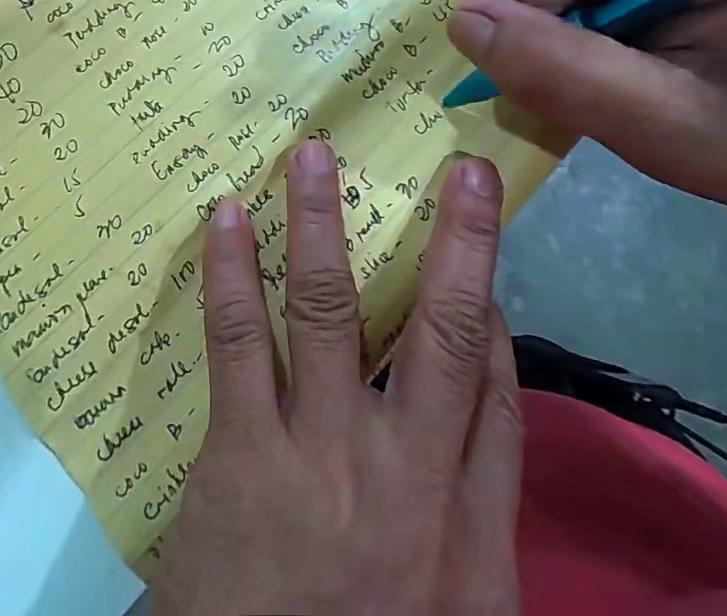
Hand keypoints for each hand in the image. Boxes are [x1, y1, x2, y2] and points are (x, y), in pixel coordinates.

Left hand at [149, 140, 521, 615]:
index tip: (475, 239)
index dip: (488, 304)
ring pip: (333, 308)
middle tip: (461, 169)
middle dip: (460, 241)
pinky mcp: (242, 457)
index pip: (495, 383)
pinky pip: (241, 341)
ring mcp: (320, 455)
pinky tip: (230, 219)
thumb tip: (481, 377)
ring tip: (312, 155)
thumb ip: (477, 493)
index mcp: (469, 516)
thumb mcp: (460, 600)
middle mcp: (407, 470)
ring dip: (323, 222)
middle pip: (445, 329)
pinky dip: (236, 272)